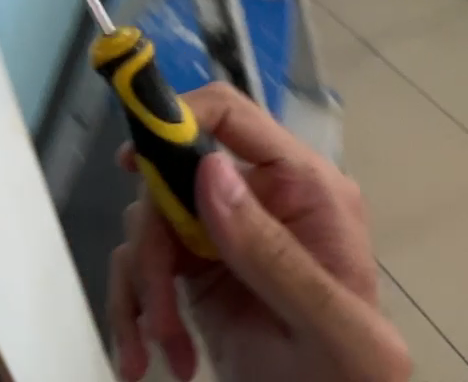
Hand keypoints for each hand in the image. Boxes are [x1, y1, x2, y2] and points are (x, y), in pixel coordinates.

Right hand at [107, 84, 408, 381]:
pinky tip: (148, 352)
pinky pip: (136, 259)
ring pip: (144, 218)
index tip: (132, 161)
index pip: (229, 113)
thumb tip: (209, 168)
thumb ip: (276, 254)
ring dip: (143, 284)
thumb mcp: (335, 334)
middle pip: (169, 172)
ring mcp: (219, 230)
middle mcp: (256, 196)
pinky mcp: (189, 265)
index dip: (175, 119)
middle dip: (151, 237)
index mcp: (303, 187)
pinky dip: (133, 306)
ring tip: (166, 344)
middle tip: (156, 300)